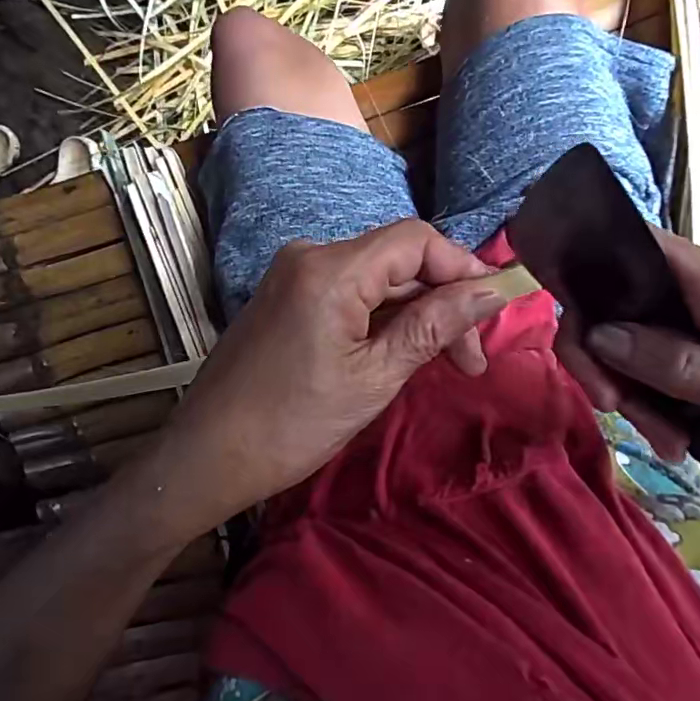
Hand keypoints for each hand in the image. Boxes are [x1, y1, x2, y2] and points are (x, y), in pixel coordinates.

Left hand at [145, 220, 509, 521]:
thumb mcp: (375, 377)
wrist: (204, 459)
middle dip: (445, 302)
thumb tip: (492, 293)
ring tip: (447, 363)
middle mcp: (313, 254)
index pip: (418, 240)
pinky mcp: (291, 294)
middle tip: (472, 359)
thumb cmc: (291, 425)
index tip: (495, 309)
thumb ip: (436, 325)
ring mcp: (298, 273)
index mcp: (332, 268)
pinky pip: (355, 291)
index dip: (463, 267)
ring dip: (419, 314)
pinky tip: (405, 352)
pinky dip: (387, 318)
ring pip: (381, 278)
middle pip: (402, 260)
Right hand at [561, 227, 699, 500]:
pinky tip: (680, 434)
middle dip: (608, 356)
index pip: (634, 247)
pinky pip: (673, 350)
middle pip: (627, 296)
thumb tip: (601, 333)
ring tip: (667, 441)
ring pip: (644, 329)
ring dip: (637, 383)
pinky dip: (663, 390)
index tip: (586, 358)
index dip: (589, 284)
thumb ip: (684, 368)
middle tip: (627, 418)